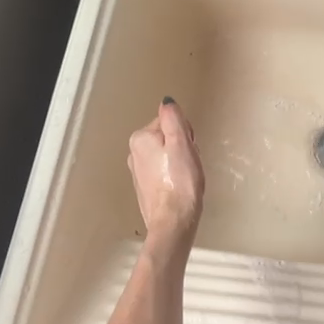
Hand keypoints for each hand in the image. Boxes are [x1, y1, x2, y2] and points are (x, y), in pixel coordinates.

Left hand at [127, 98, 204, 245]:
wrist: (173, 221)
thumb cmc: (180, 181)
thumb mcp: (181, 143)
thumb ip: (173, 118)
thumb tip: (166, 102)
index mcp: (140, 138)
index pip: (169, 122)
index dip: (185, 133)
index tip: (190, 147)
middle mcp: (134, 153)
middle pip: (166, 137)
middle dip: (181, 146)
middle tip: (189, 162)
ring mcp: (137, 172)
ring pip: (165, 154)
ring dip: (179, 161)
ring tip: (186, 176)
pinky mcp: (144, 188)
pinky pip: (163, 171)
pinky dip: (173, 175)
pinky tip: (180, 185)